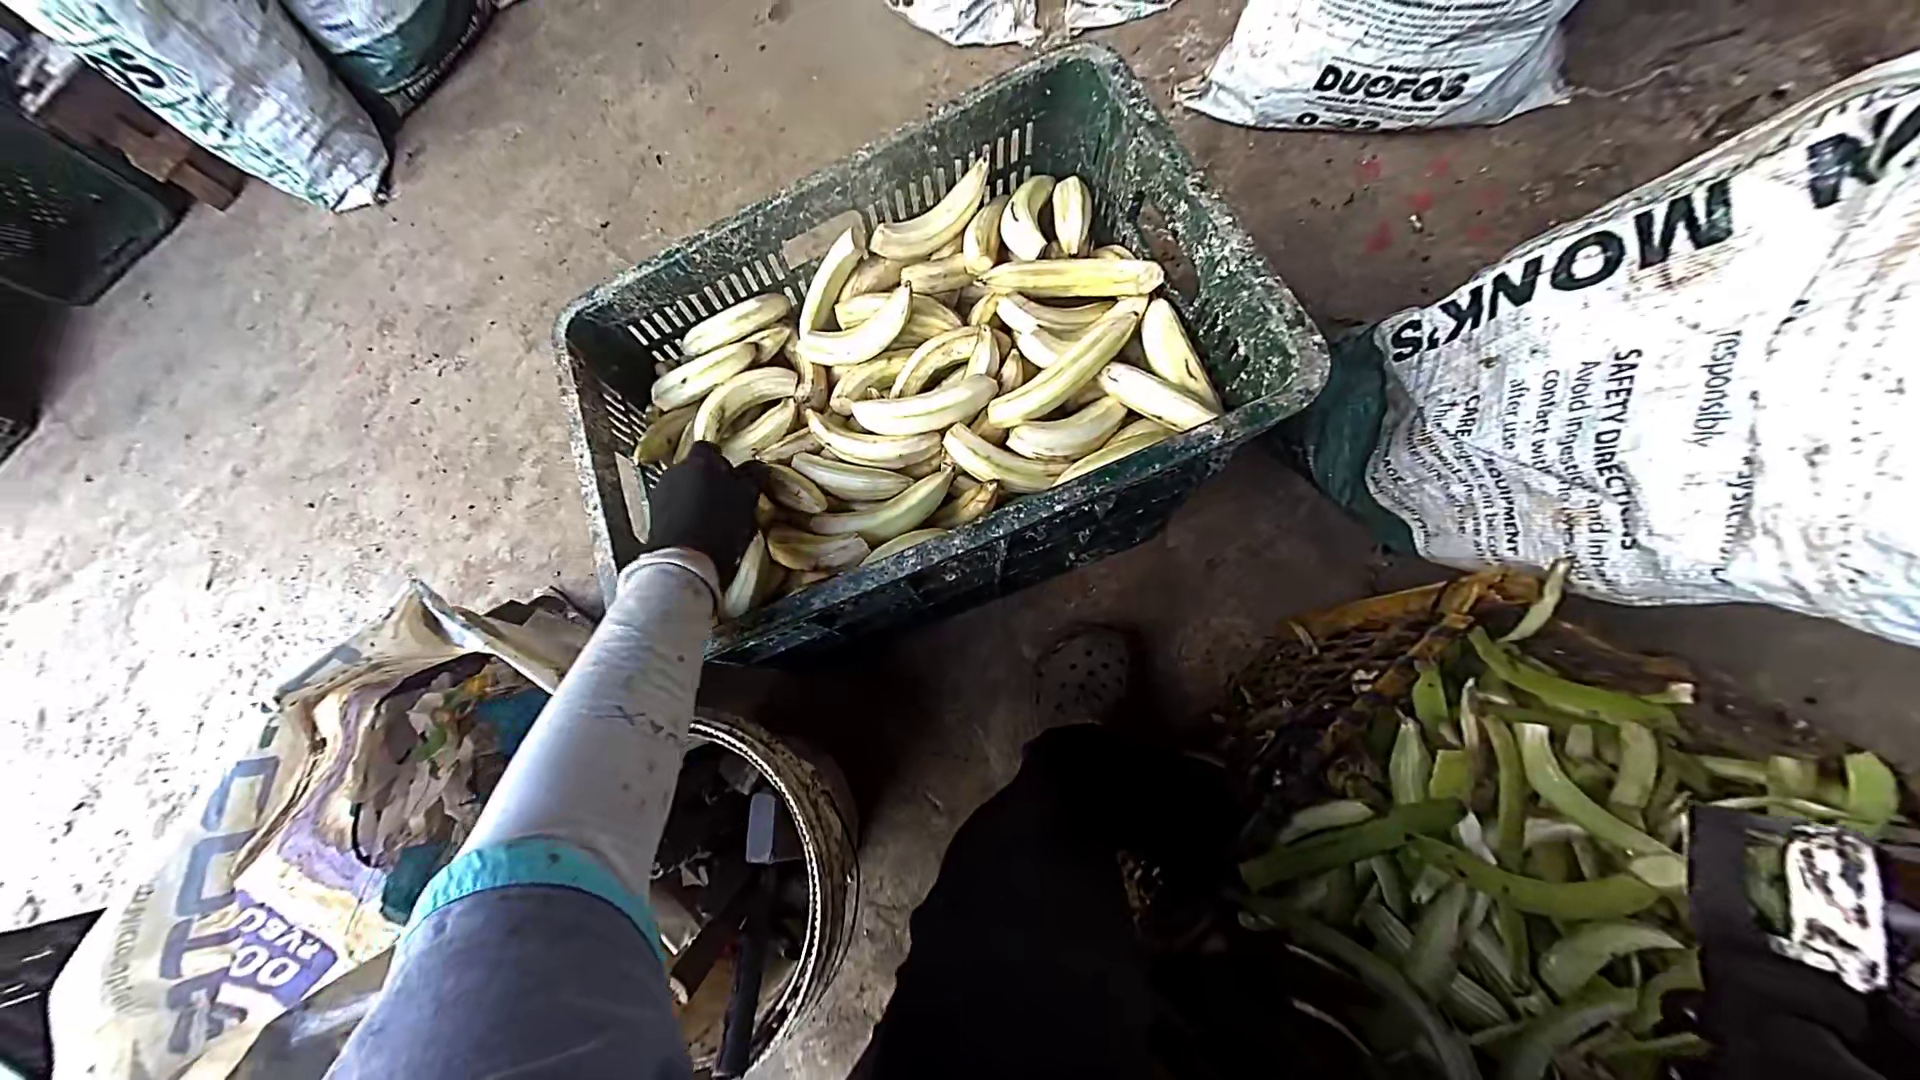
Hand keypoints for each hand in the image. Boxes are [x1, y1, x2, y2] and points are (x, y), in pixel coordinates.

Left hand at [644, 442, 762, 580]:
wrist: (684, 560)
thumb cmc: (721, 525)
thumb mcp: (747, 499)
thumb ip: (752, 478)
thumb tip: (758, 466)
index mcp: (701, 461)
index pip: (710, 449)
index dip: (722, 461)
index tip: (733, 475)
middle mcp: (676, 470)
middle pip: (695, 468)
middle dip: (709, 479)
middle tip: (727, 497)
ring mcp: (661, 491)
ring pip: (683, 486)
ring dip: (696, 496)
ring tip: (713, 517)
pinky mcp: (653, 514)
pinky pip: (674, 505)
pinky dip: (685, 512)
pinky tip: (698, 529)